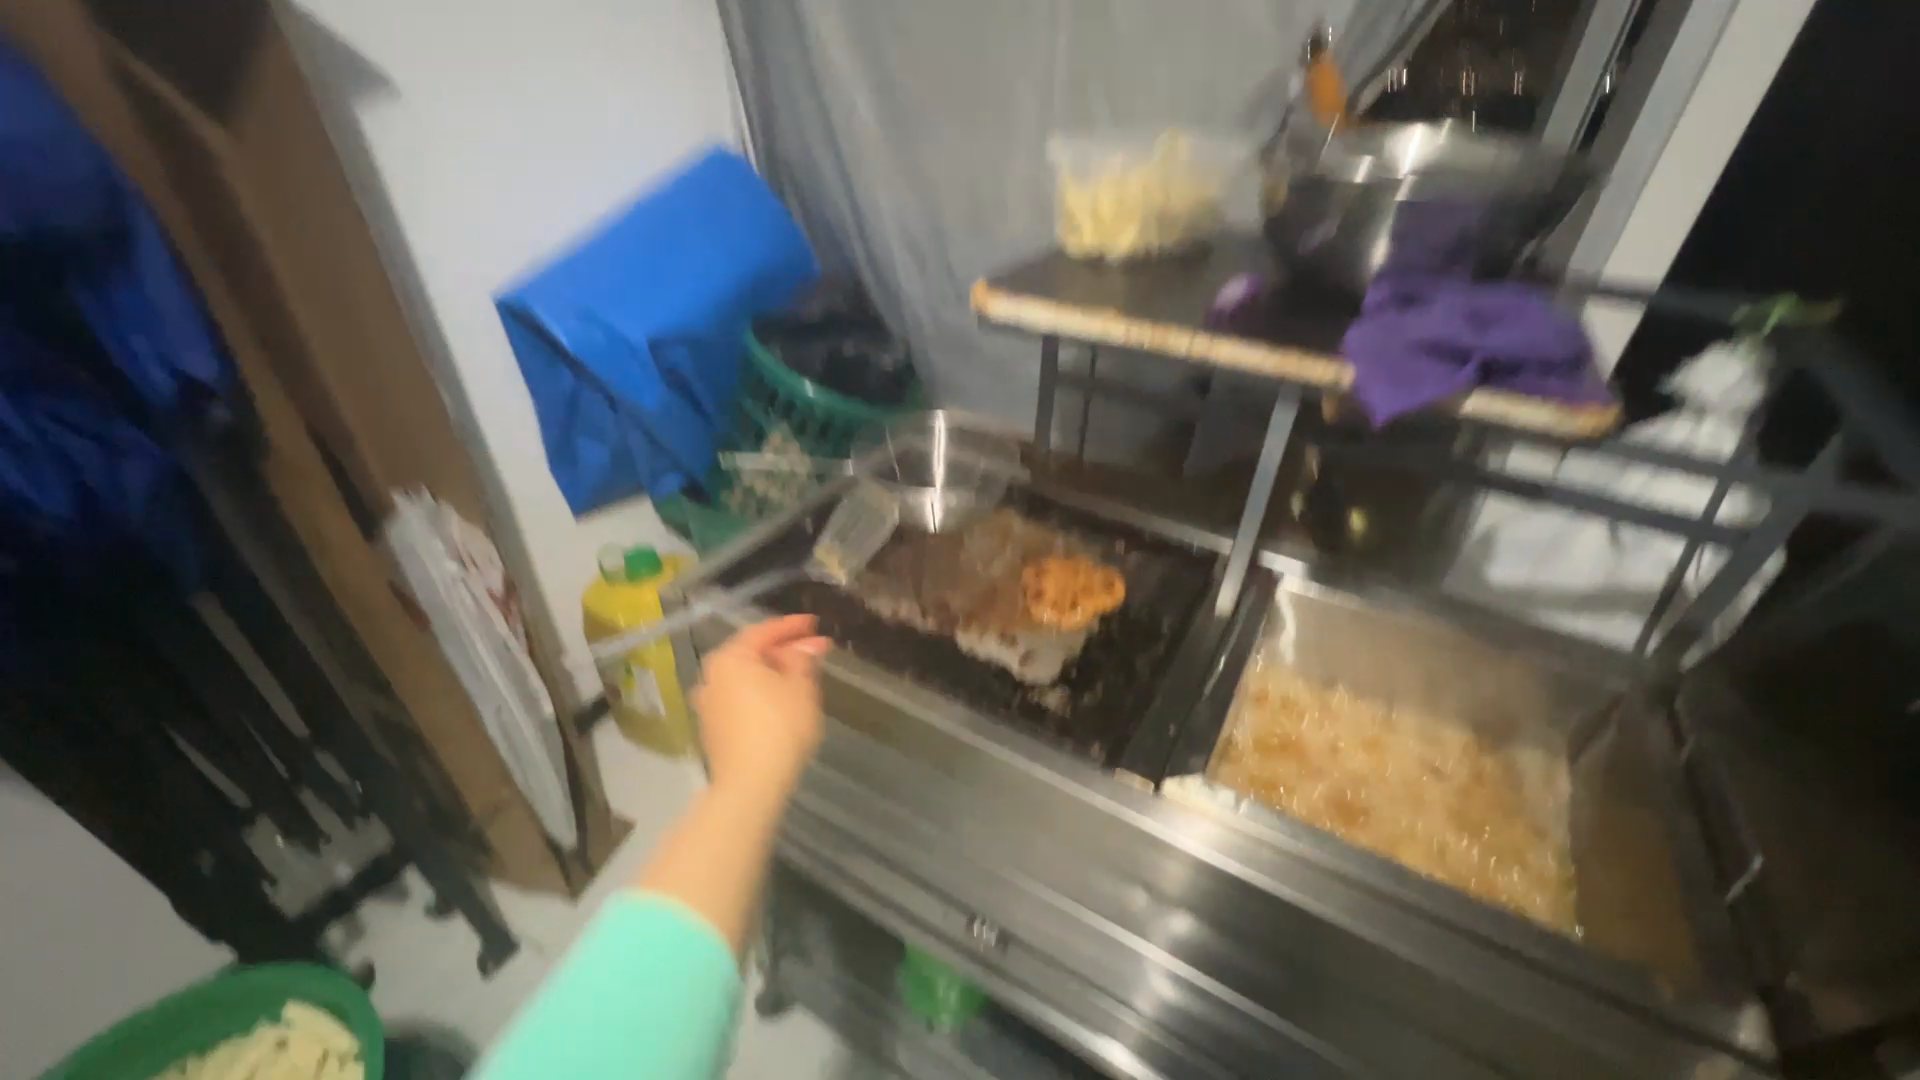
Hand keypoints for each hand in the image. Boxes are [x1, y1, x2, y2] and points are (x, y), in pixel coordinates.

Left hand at [692, 615, 831, 797]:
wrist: (750, 784)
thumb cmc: (780, 726)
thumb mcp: (801, 687)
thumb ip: (802, 659)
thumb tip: (806, 646)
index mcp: (730, 658)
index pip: (764, 631)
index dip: (792, 626)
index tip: (815, 623)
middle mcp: (712, 676)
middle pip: (752, 654)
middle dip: (784, 650)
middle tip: (814, 649)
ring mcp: (709, 704)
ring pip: (746, 678)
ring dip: (773, 672)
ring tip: (801, 675)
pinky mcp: (713, 728)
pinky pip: (741, 698)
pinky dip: (761, 693)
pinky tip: (782, 701)